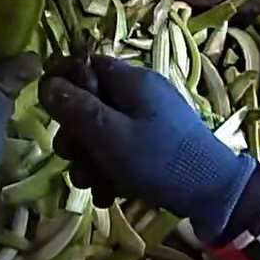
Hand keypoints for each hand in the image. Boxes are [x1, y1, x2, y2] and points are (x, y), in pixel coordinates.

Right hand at [39, 55, 257, 242]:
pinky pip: (123, 147)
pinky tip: (108, 192)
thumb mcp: (109, 134)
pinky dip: (112, 167)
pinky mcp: (158, 143)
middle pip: (92, 102)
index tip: (50, 111)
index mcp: (132, 81)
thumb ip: (76, 108)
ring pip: (105, 129)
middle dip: (76, 133)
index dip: (64, 83)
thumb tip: (46, 84)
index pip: (88, 65)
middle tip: (71, 158)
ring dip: (91, 157)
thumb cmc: (158, 159)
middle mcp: (141, 94)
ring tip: (90, 183)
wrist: (213, 194)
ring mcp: (151, 119)